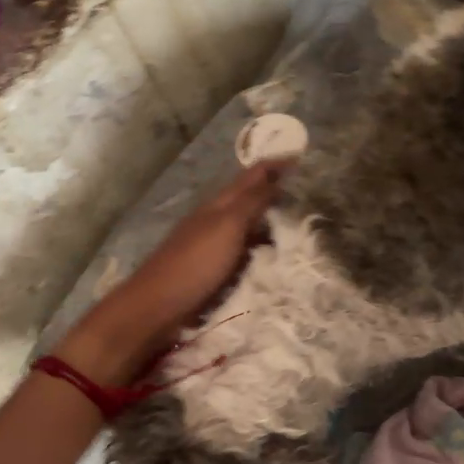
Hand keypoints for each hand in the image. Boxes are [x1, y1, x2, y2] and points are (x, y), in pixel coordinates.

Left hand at [123, 159, 287, 327]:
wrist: (157, 308)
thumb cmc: (194, 264)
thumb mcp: (227, 226)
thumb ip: (251, 202)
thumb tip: (275, 174)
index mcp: (217, 206)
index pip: (250, 177)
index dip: (273, 165)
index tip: (300, 155)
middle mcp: (214, 221)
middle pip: (248, 199)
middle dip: (274, 191)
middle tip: (306, 188)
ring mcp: (212, 247)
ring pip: (247, 226)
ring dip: (270, 221)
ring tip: (299, 222)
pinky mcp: (214, 272)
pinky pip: (246, 252)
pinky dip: (263, 248)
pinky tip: (276, 257)